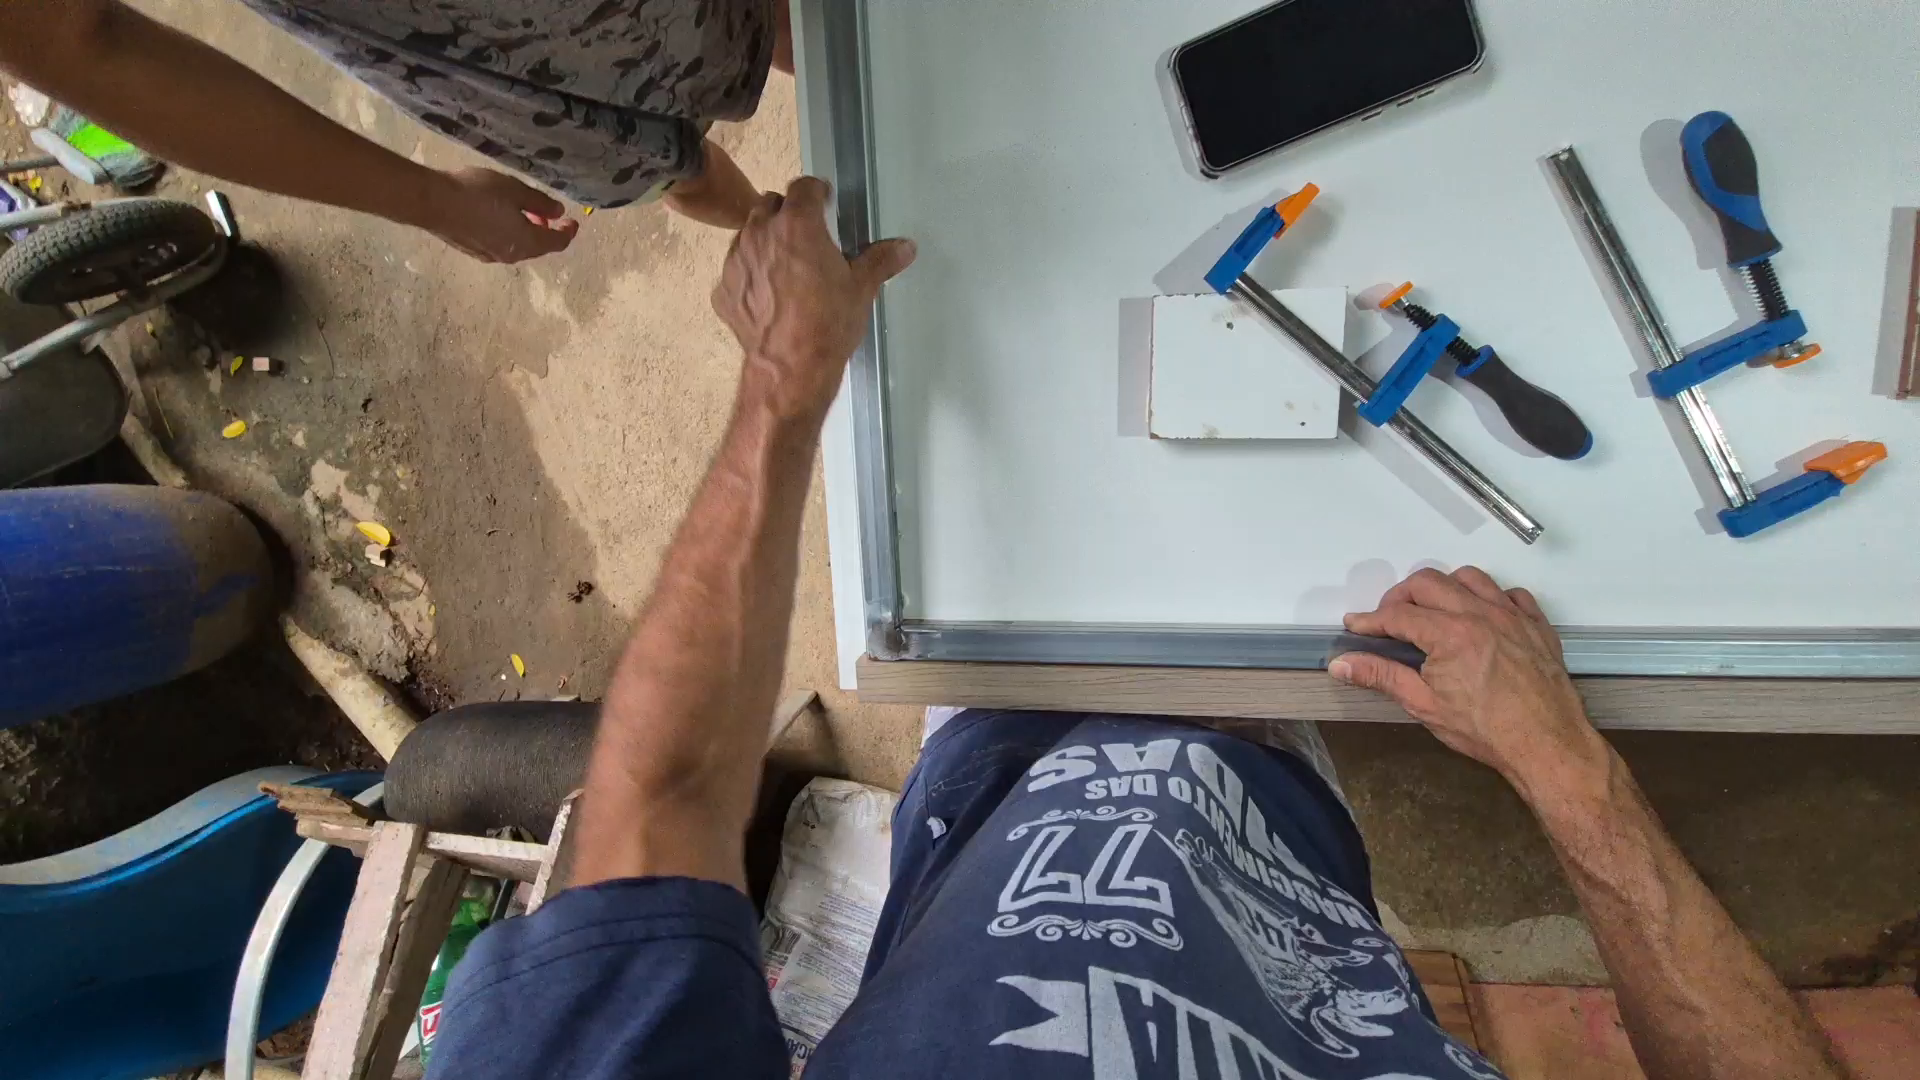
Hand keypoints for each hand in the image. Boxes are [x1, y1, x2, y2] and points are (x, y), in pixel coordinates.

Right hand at [423, 167, 578, 263]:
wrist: (430, 202)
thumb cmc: (477, 193)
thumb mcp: (514, 190)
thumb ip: (540, 202)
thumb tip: (559, 212)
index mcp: (528, 242)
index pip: (557, 242)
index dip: (568, 232)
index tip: (573, 221)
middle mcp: (513, 255)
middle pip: (539, 246)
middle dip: (546, 231)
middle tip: (544, 214)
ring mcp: (491, 256)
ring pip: (518, 246)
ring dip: (526, 232)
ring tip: (520, 213)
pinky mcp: (473, 251)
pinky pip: (500, 244)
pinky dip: (508, 234)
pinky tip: (497, 218)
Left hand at [711, 176, 915, 419]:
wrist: (790, 369)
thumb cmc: (829, 324)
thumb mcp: (861, 289)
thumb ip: (881, 260)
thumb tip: (907, 246)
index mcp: (797, 224)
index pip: (804, 187)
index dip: (816, 193)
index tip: (825, 203)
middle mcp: (760, 233)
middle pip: (770, 205)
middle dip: (787, 215)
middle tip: (806, 240)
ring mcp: (735, 261)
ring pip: (749, 236)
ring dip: (766, 244)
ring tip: (786, 272)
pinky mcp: (723, 291)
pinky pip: (737, 273)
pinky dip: (751, 279)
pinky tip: (768, 301)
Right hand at [1331, 567, 1605, 793]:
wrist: (1550, 748)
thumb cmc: (1484, 730)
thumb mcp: (1423, 704)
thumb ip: (1380, 675)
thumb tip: (1339, 665)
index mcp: (1450, 634)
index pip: (1396, 614)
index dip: (1369, 620)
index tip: (1354, 626)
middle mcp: (1480, 615)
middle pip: (1427, 582)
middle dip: (1400, 597)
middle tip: (1390, 621)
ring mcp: (1513, 617)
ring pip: (1468, 577)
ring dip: (1443, 589)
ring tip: (1433, 612)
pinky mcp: (1537, 626)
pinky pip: (1510, 594)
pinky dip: (1489, 598)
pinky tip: (1479, 618)